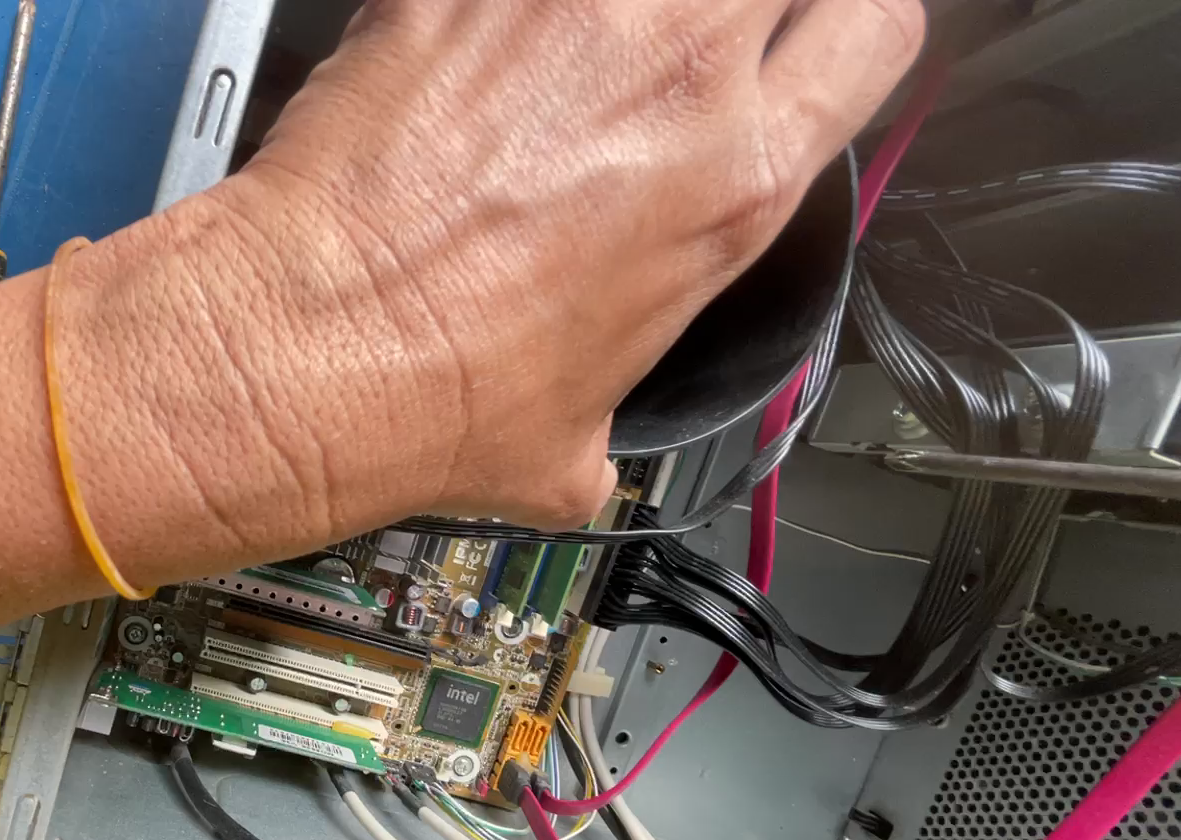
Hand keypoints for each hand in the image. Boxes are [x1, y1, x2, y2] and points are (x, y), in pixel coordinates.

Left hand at [194, 0, 922, 529]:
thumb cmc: (432, 406)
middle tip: (651, 58)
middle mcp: (672, 69)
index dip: (826, 45)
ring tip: (556, 62)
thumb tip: (581, 453)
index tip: (777, 64)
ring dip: (607, 10)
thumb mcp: (559, 454)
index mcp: (728, 185)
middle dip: (726, 13)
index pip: (868, 40)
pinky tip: (457, 61)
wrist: (312, 357)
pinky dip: (486, 12)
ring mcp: (564, 6)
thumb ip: (601, 427)